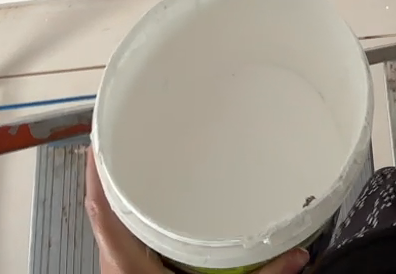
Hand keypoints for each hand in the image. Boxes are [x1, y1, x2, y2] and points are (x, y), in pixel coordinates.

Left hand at [84, 149, 307, 273]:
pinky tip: (152, 204)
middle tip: (133, 136)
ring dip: (123, 195)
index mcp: (126, 266)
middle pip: (106, 211)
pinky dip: (133, 216)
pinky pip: (124, 238)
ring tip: (141, 159)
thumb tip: (300, 254)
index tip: (99, 137)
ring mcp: (118, 272)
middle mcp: (115, 266)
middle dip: (116, 173)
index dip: (96, 173)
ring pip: (114, 226)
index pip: (101, 210)